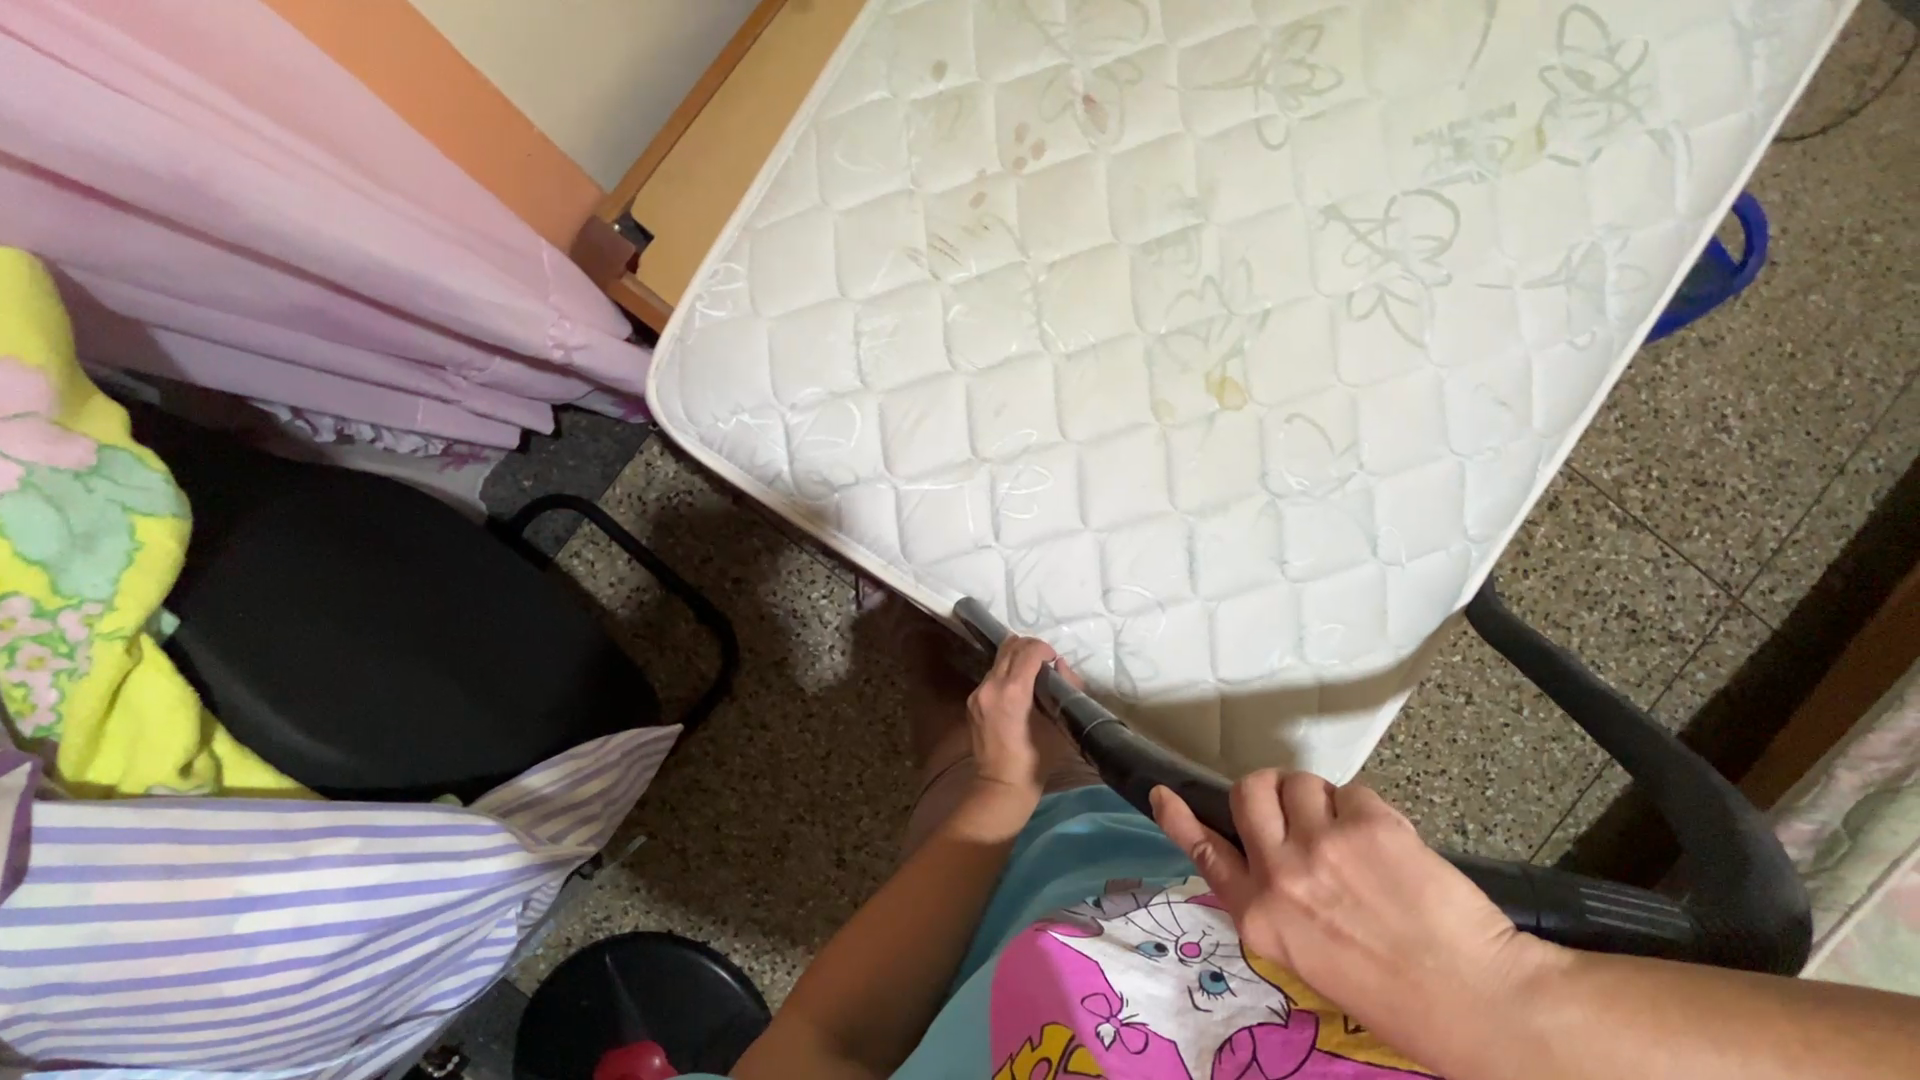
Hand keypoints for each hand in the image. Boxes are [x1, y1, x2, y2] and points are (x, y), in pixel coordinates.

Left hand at [965, 636, 1075, 797]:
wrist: (1001, 783)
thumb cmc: (1036, 759)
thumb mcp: (1060, 724)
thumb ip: (1067, 689)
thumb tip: (1060, 666)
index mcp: (1013, 691)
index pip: (1028, 651)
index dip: (1044, 648)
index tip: (1053, 658)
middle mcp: (991, 686)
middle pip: (1009, 647)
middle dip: (1029, 647)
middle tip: (1045, 660)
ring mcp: (978, 693)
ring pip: (998, 660)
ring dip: (1016, 659)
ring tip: (1032, 673)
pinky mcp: (971, 702)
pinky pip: (990, 676)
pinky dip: (1006, 673)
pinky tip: (1017, 689)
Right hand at [1150, 772, 1553, 1030]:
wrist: (1473, 1000)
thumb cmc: (1389, 993)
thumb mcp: (1306, 957)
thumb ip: (1275, 904)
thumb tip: (1269, 856)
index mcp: (1259, 917)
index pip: (1206, 852)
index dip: (1180, 818)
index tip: (1163, 792)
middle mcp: (1278, 875)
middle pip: (1248, 793)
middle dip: (1267, 791)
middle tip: (1295, 808)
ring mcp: (1320, 845)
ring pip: (1297, 782)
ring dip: (1317, 797)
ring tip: (1349, 830)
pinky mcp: (1367, 824)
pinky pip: (1350, 791)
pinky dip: (1364, 808)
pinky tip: (1388, 843)